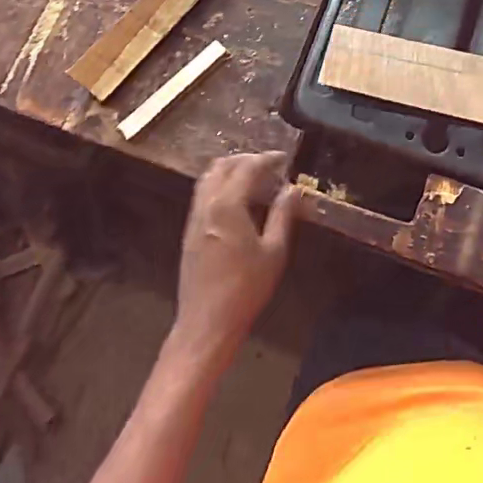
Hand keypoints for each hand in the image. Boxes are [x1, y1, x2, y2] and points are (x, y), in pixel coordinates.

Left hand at [170, 150, 296, 353]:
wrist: (206, 324)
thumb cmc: (246, 288)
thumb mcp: (274, 251)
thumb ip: (283, 214)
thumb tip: (293, 188)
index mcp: (227, 207)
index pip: (246, 169)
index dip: (266, 159)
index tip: (284, 158)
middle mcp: (206, 207)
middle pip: (221, 167)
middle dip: (246, 160)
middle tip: (269, 165)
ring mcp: (194, 220)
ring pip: (207, 179)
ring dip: (231, 171)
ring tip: (255, 178)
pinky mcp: (189, 233)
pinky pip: (203, 195)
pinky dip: (221, 186)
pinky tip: (238, 200)